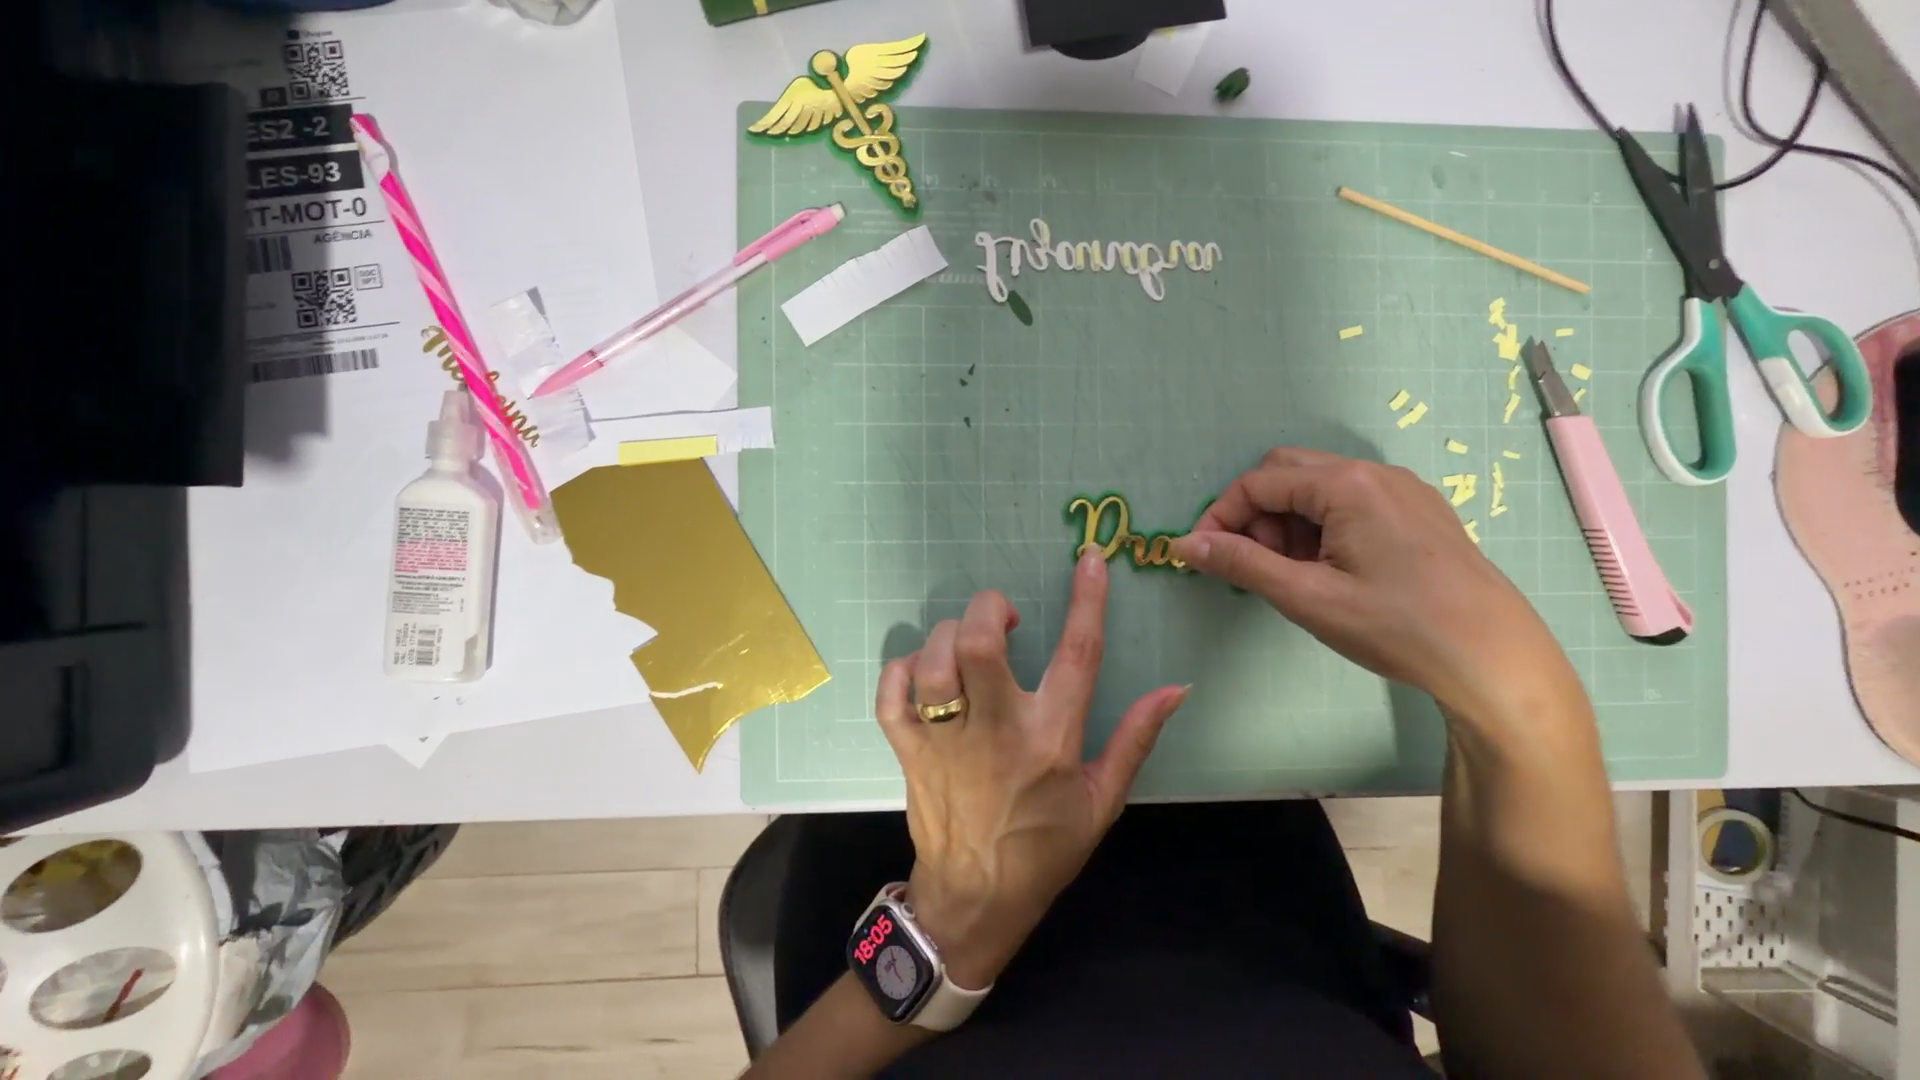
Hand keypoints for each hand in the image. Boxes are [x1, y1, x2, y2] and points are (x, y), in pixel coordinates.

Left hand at [873, 550, 1187, 988]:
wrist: (976, 898)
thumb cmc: (1046, 848)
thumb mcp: (1103, 800)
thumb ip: (1136, 738)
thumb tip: (1176, 688)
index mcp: (1052, 739)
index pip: (1077, 655)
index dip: (1086, 600)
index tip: (1089, 559)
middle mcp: (996, 729)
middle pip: (980, 642)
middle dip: (990, 608)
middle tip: (1004, 616)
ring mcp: (945, 739)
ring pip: (934, 661)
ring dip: (949, 636)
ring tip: (967, 646)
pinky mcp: (908, 749)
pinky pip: (892, 693)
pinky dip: (902, 669)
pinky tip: (924, 673)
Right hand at [1170, 447, 1578, 724]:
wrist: (1493, 656)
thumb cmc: (1395, 625)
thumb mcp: (1307, 597)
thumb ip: (1241, 564)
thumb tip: (1185, 544)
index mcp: (1347, 484)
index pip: (1258, 482)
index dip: (1221, 516)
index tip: (1204, 556)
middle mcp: (1375, 473)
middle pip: (1288, 474)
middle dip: (1256, 515)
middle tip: (1255, 565)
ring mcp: (1403, 491)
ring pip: (1320, 489)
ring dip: (1289, 524)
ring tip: (1295, 576)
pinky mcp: (1419, 513)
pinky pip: (1351, 504)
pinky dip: (1322, 528)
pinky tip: (1331, 572)